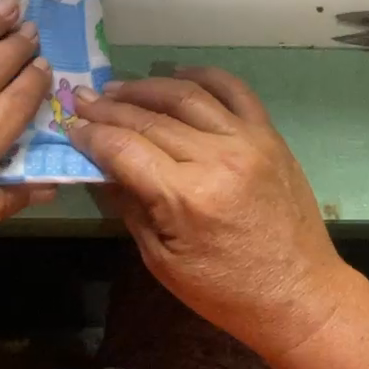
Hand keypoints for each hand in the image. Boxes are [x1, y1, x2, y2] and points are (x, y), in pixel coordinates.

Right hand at [65, 68, 355, 359]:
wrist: (299, 295)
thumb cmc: (224, 291)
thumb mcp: (161, 259)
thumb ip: (129, 206)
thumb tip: (100, 168)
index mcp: (186, 196)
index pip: (124, 148)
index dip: (91, 135)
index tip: (69, 126)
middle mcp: (217, 158)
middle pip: (149, 118)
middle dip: (108, 108)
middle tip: (82, 100)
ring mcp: (248, 141)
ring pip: (186, 95)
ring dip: (145, 87)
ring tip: (117, 89)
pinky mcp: (269, 137)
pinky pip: (234, 91)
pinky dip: (203, 76)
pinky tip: (177, 74)